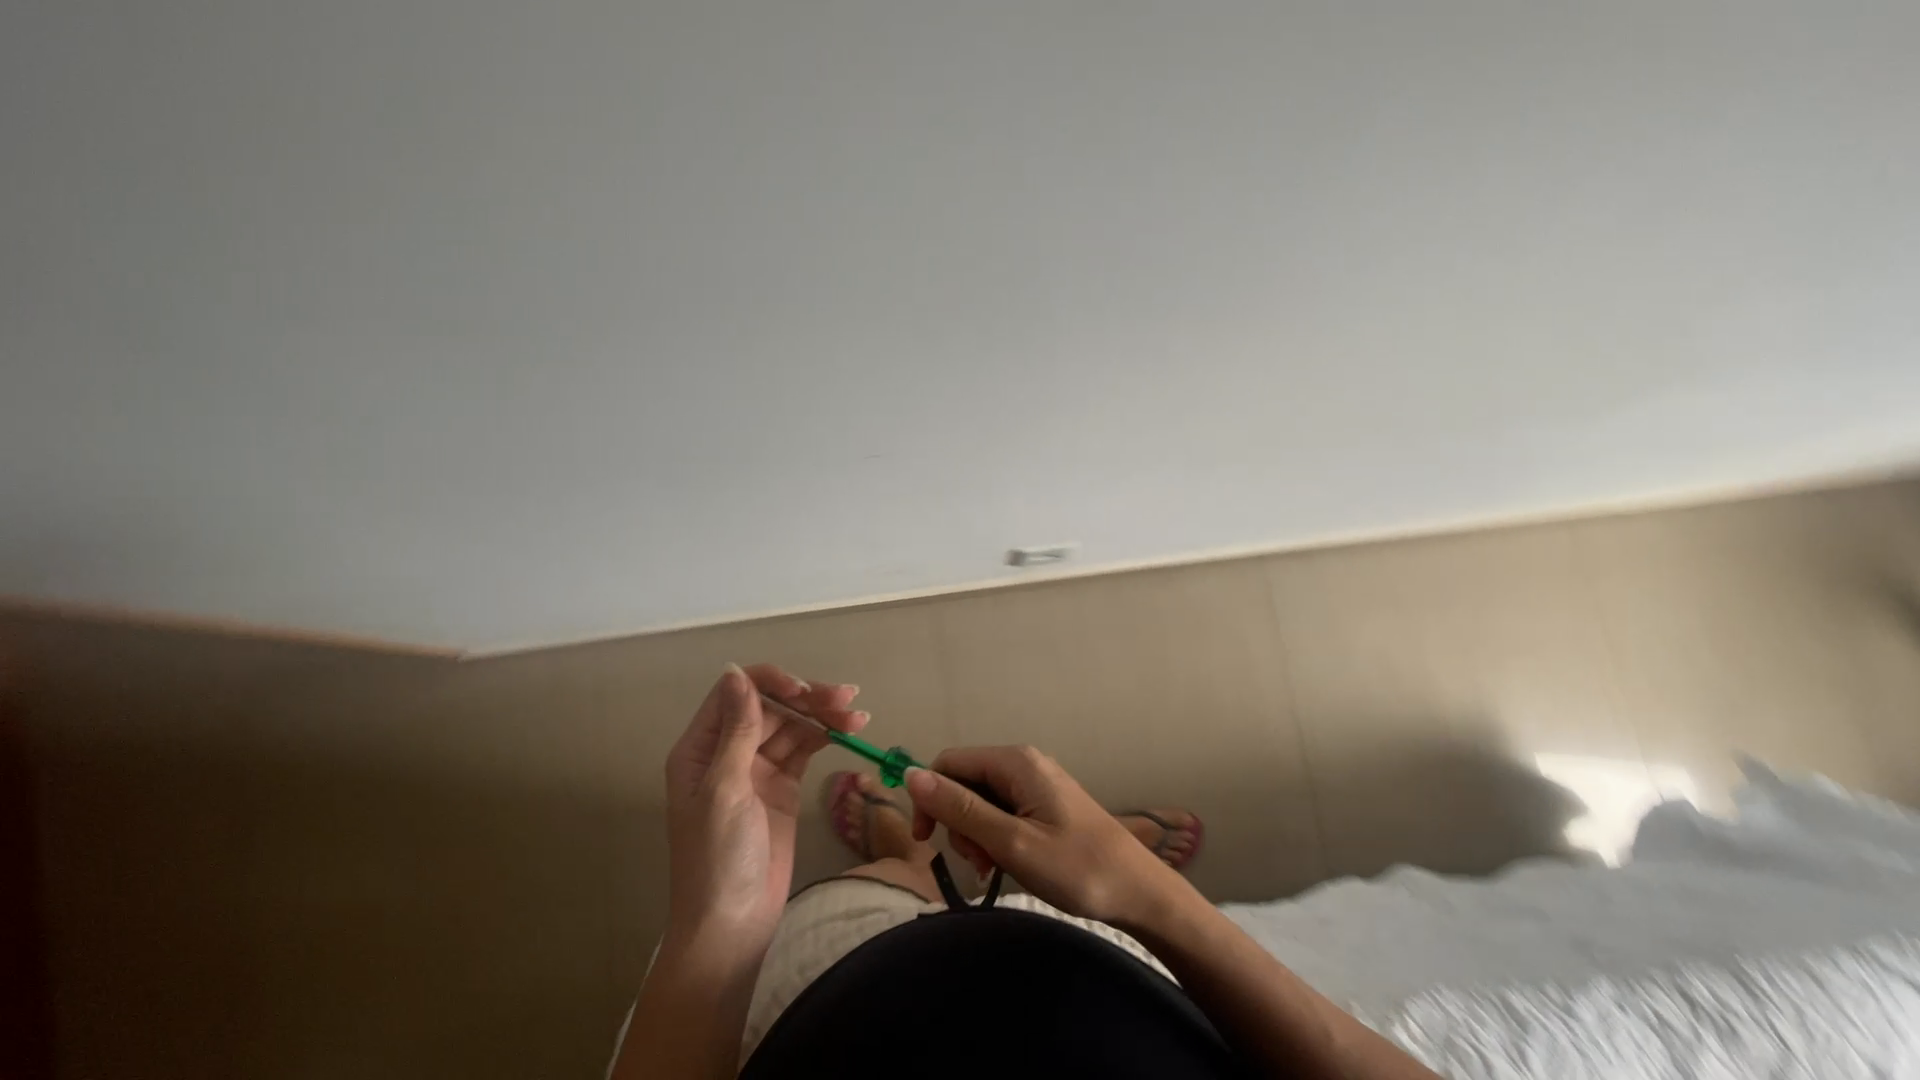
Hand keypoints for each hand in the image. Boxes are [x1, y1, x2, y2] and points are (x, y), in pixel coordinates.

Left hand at [663, 663, 865, 941]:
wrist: (733, 924)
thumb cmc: (717, 858)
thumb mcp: (725, 790)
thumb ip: (737, 730)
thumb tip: (735, 671)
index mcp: (700, 748)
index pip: (735, 693)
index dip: (770, 682)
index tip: (804, 691)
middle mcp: (728, 751)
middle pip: (770, 706)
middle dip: (807, 698)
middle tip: (847, 699)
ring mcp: (758, 769)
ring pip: (792, 725)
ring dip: (824, 714)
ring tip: (859, 712)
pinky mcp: (783, 786)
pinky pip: (805, 749)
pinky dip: (827, 736)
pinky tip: (850, 729)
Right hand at [904, 746, 1187, 926]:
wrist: (1139, 892)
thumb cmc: (1077, 868)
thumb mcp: (1011, 842)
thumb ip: (961, 808)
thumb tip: (911, 775)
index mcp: (1016, 762)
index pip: (949, 763)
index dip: (929, 798)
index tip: (927, 841)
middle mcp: (1024, 763)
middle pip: (964, 781)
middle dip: (958, 822)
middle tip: (975, 862)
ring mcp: (1037, 783)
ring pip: (981, 800)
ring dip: (976, 835)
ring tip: (993, 867)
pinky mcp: (1045, 804)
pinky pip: (1003, 811)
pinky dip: (995, 837)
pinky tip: (1004, 863)